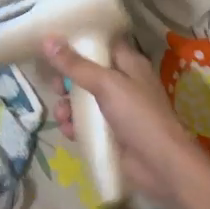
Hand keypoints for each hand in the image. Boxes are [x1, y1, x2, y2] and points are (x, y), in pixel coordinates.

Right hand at [42, 37, 209, 207]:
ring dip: (67, 105)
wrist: (163, 168)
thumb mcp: (106, 85)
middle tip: (56, 85)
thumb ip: (75, 64)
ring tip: (62, 114)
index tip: (52, 41)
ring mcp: (116, 110)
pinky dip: (74, 124)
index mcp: (128, 64)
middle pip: (86, 72)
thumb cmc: (139, 117)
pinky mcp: (110, 133)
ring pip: (82, 98)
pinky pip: (84, 122)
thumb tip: (46, 40)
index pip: (100, 43)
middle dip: (66, 78)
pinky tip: (68, 130)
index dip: (78, 41)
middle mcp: (122, 83)